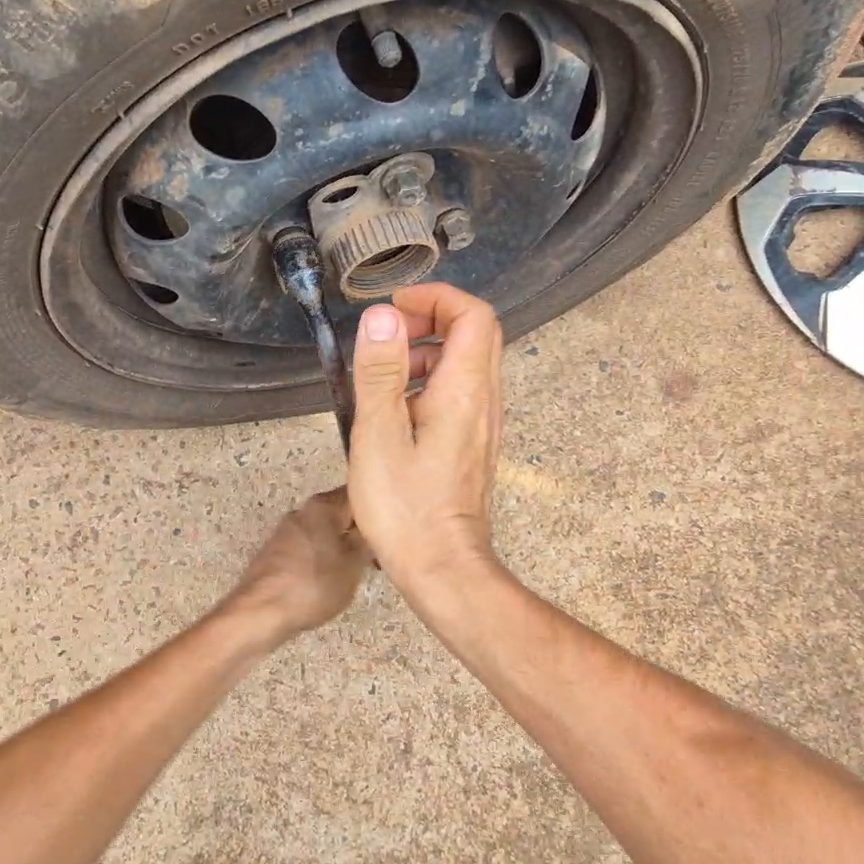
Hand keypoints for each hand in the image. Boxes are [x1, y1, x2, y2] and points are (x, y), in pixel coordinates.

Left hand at [221, 489, 370, 641]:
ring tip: (359, 569)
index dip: (378, 508)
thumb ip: (367, 541)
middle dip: (360, 530)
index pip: (358, 494)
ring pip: (325, 532)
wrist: (261, 612)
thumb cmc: (313, 584)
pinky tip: (331, 579)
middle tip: (380, 552)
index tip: (393, 525)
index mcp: (322, 506)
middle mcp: (302, 511)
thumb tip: (374, 527)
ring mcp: (286, 532)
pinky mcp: (277, 553)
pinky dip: (324, 558)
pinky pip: (310, 548)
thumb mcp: (353, 565)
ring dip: (343, 546)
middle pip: (340, 513)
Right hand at [346, 283, 504, 591]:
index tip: (395, 308)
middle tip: (388, 334)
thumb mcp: (379, 433)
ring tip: (385, 374)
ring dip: (428, 351)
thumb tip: (382, 316)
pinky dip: (431, 381)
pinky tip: (397, 410)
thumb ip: (381, 370)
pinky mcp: (473, 443)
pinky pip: (461, 392)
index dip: (436, 298)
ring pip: (468, 362)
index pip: (473, 314)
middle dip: (432, 318)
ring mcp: (483, 423)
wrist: (442, 566)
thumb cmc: (406, 506)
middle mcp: (484, 400)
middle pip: (475, 333)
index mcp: (465, 389)